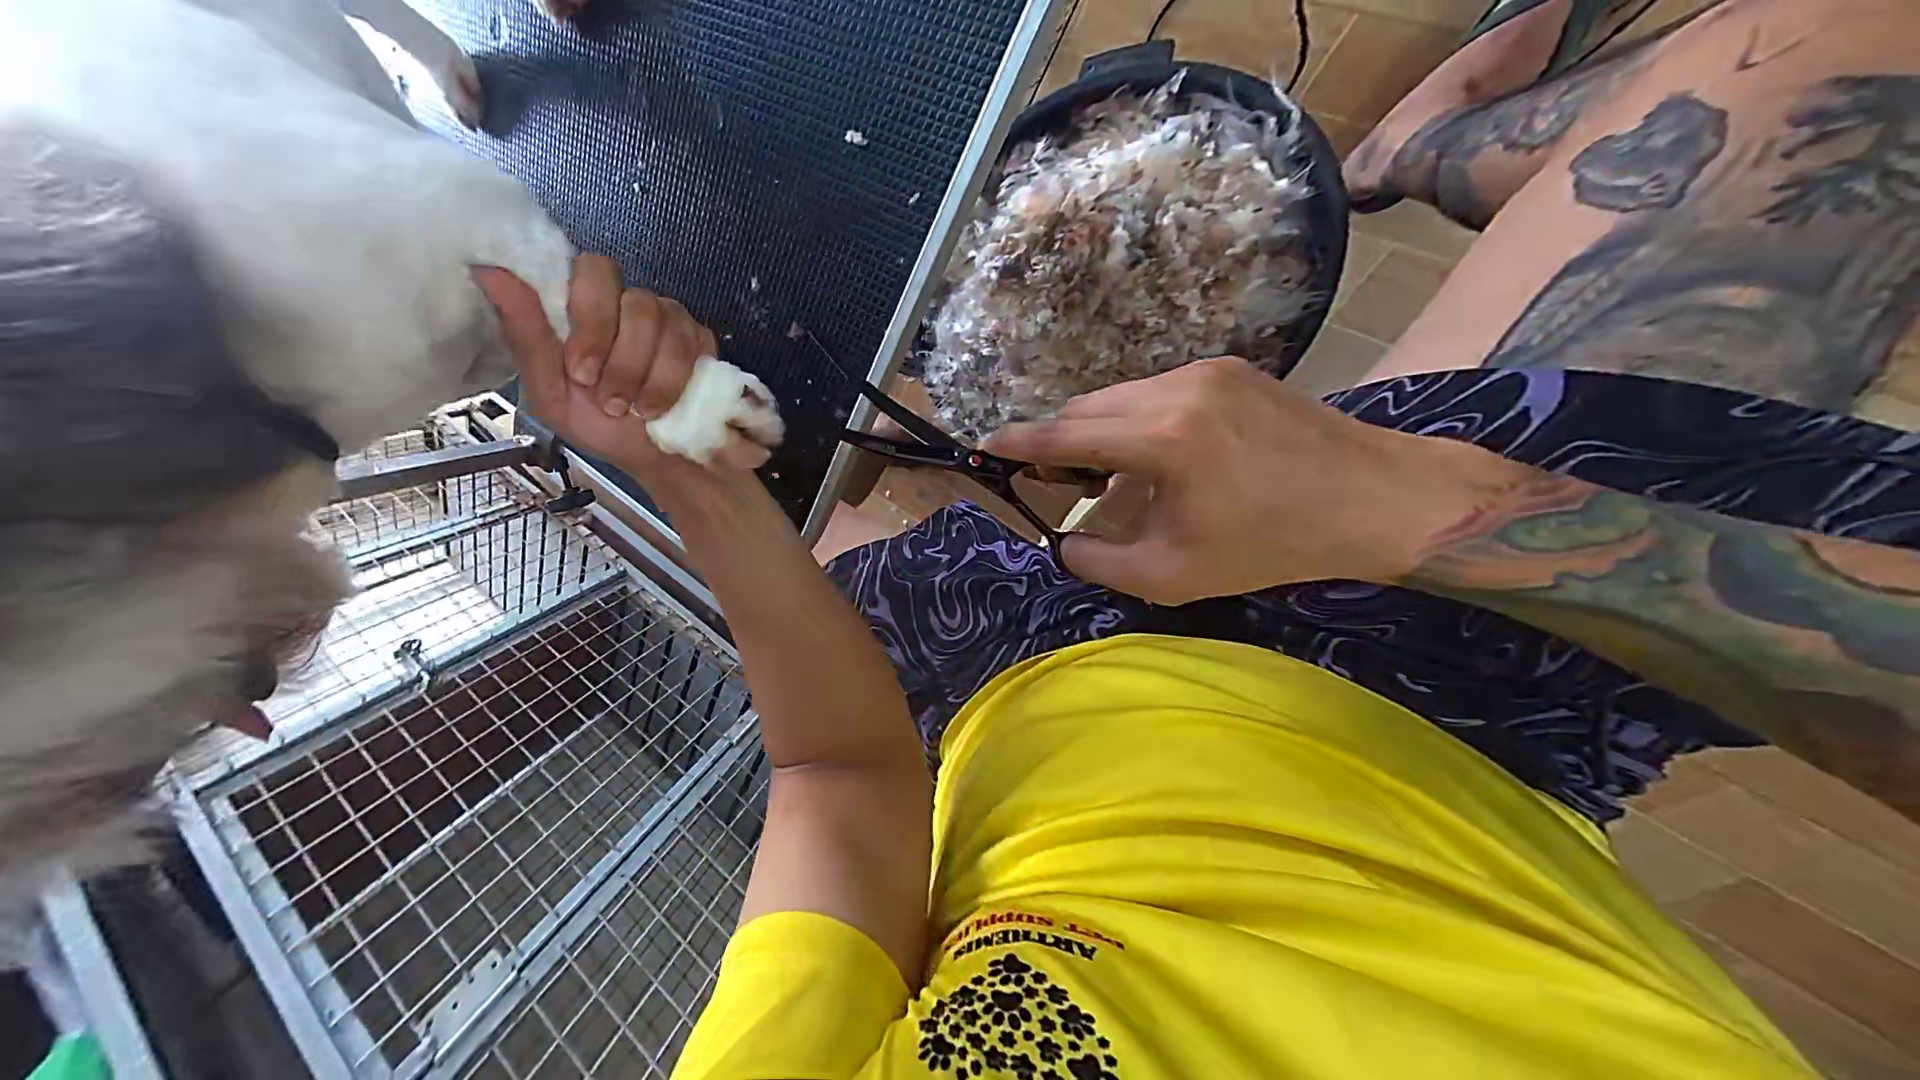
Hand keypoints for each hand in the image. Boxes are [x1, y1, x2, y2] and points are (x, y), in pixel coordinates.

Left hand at [474, 255, 770, 477]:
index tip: (580, 370)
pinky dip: (674, 383)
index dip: (590, 317)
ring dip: (646, 376)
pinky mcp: (702, 340)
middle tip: (611, 398)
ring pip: (663, 325)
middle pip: (633, 297)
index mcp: (587, 310)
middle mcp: (629, 305)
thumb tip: (487, 270)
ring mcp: (670, 320)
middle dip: (622, 354)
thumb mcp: (551, 394)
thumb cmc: (603, 429)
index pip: (590, 270)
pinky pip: (694, 345)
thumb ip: (525, 335)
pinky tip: (663, 406)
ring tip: (636, 410)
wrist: (657, 462)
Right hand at [985, 357, 1531, 604]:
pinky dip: (1136, 423)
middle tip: (1052, 480)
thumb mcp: (1173, 575)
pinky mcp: (1230, 369)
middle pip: (1087, 407)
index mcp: (1164, 437)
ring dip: (1099, 433)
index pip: (1066, 432)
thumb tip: (1062, 541)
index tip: (986, 445)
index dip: (1019, 441)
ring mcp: (1207, 370)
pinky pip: (1157, 393)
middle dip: (1059, 441)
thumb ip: (1099, 560)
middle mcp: (1178, 387)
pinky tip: (1154, 461)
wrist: (1379, 501)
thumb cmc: (1273, 546)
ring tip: (1105, 479)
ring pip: (1121, 397)